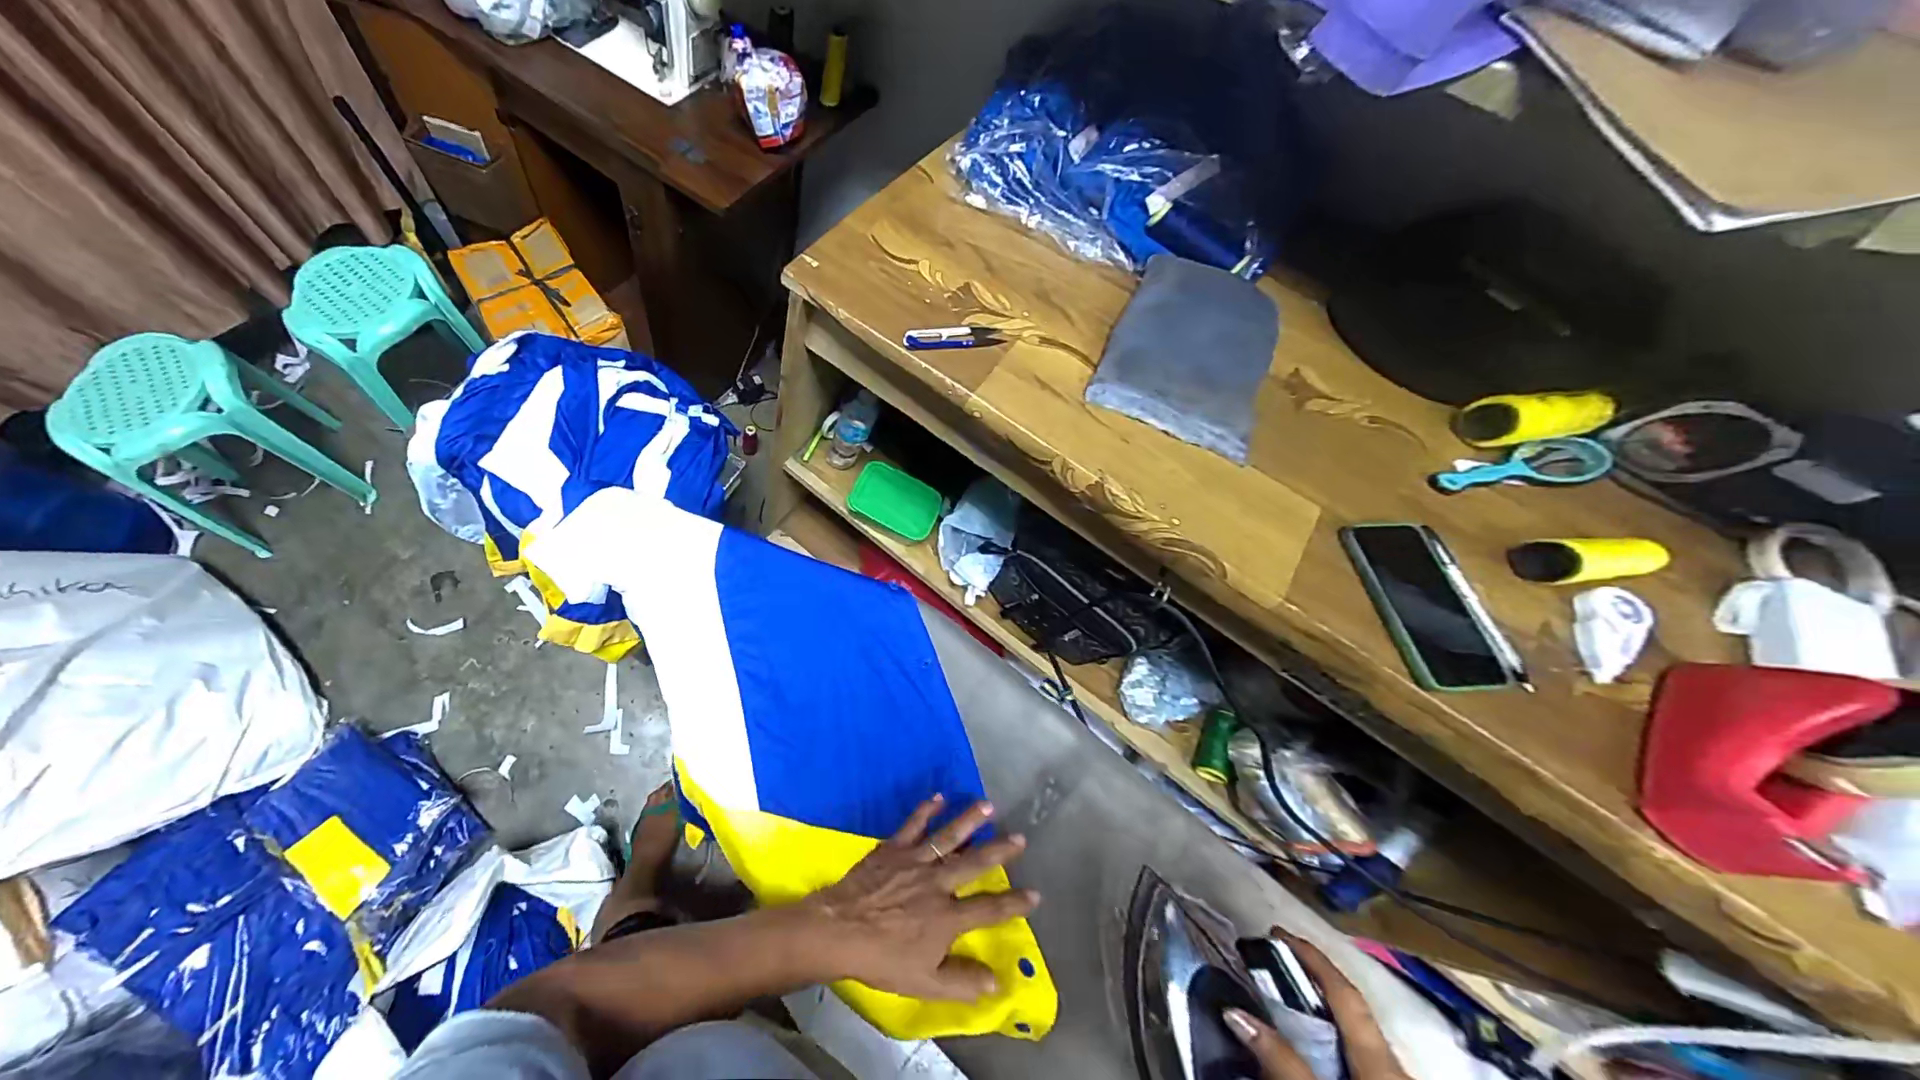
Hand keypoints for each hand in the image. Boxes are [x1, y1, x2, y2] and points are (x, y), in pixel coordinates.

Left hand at [797, 795, 1039, 1000]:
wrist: (839, 931)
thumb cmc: (881, 959)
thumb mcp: (924, 983)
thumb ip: (961, 982)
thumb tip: (996, 982)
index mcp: (948, 917)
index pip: (989, 909)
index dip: (1014, 903)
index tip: (1035, 895)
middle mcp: (938, 883)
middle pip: (975, 863)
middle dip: (1000, 850)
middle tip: (1020, 837)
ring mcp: (915, 861)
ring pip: (948, 836)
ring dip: (969, 819)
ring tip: (988, 805)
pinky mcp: (894, 849)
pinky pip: (913, 825)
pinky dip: (926, 810)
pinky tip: (939, 797)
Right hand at [1224, 928, 1409, 1079]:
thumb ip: (1284, 1065)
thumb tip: (1235, 1012)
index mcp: (1383, 1065)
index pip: (1345, 995)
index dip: (1312, 959)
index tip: (1277, 933)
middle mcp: (1397, 1071)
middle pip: (1354, 1016)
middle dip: (1315, 985)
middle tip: (1274, 966)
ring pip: (1358, 1043)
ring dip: (1323, 1018)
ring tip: (1285, 1006)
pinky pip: (1360, 1064)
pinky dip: (1333, 1048)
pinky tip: (1314, 1057)